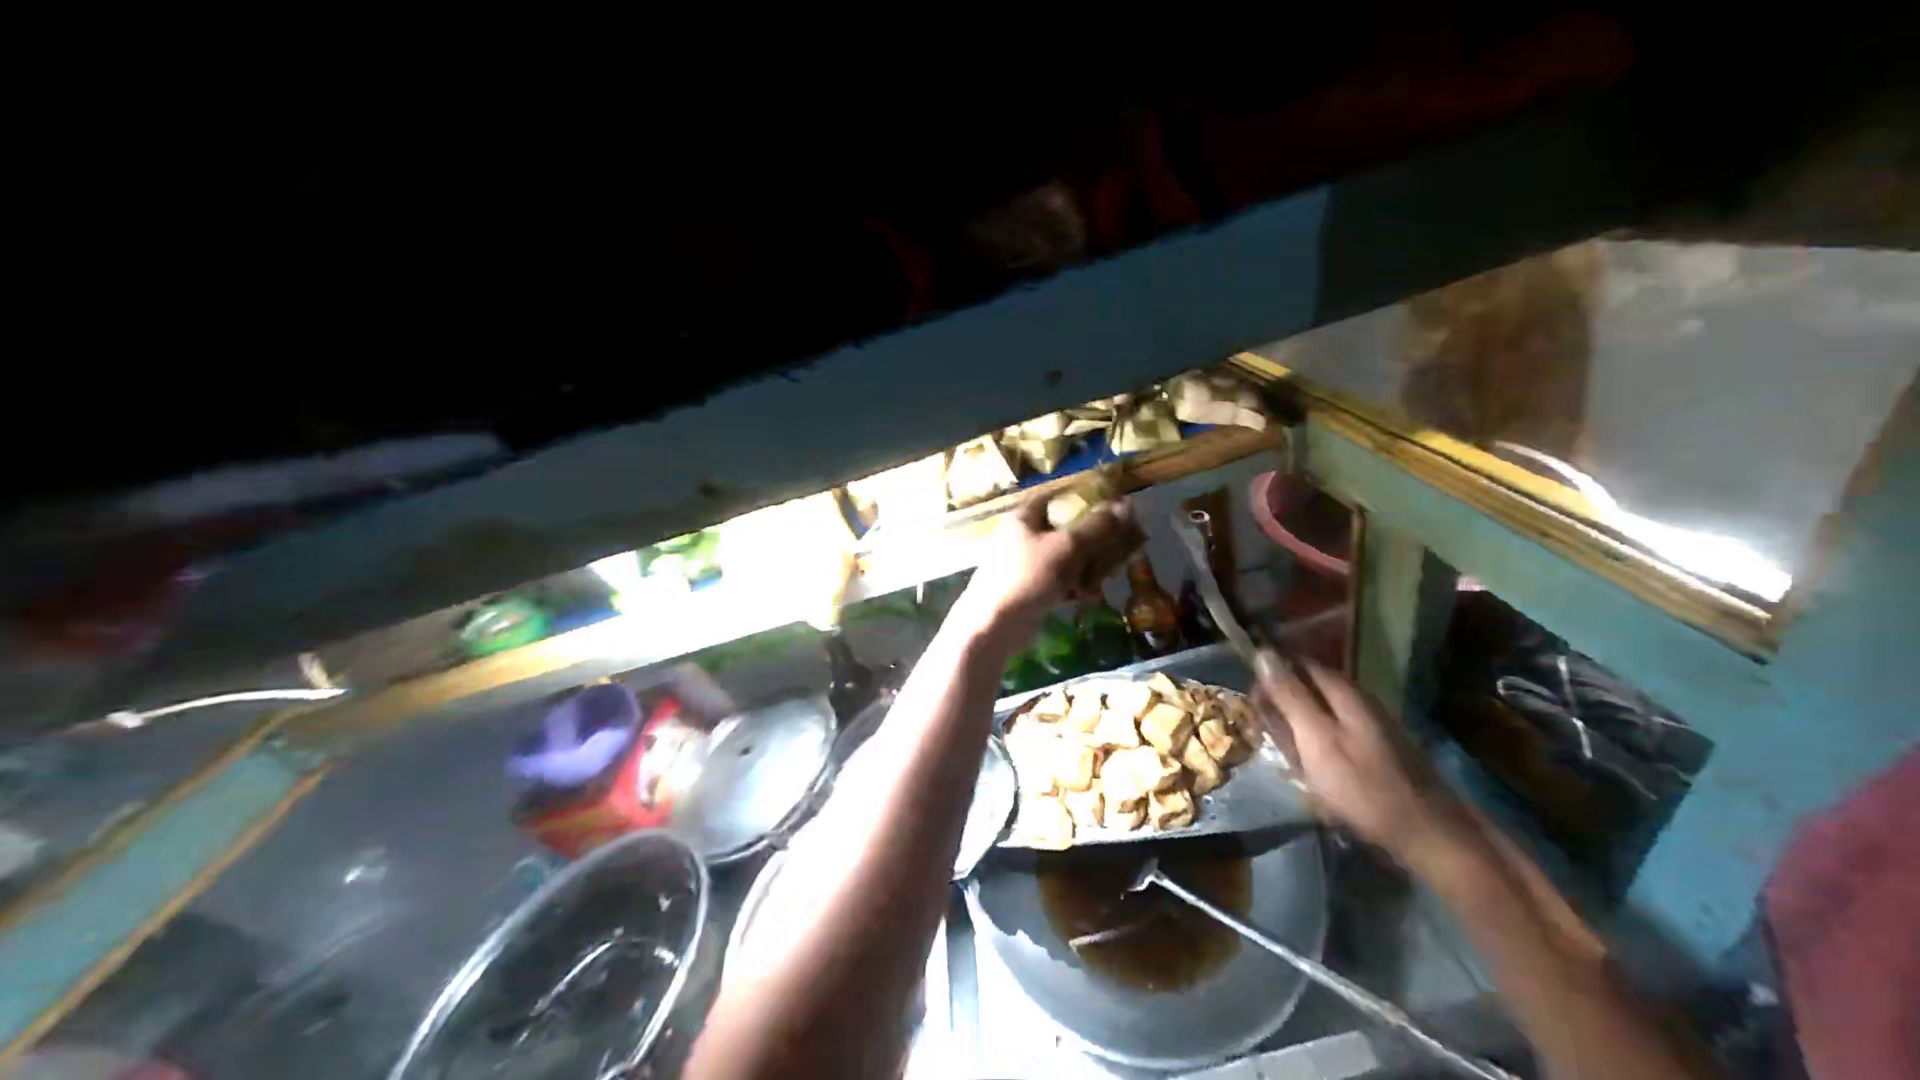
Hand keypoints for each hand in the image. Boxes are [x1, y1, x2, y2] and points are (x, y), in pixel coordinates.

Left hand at [953, 495, 1141, 639]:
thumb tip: (1127, 504)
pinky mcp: (1028, 589)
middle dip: (1094, 542)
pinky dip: (1074, 587)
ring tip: (1102, 581)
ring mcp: (1024, 564)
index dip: (1086, 500)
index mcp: (1024, 516)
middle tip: (1116, 553)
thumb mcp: (1068, 546)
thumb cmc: (1028, 577)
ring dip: (1088, 568)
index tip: (1112, 511)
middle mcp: (1022, 536)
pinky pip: (1058, 580)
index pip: (1058, 497)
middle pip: (1066, 529)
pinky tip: (1087, 598)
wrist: (994, 625)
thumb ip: (1098, 526)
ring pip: (1065, 557)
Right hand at [1251, 653, 1466, 863]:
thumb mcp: (1315, 737)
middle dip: (1283, 706)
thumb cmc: (1362, 786)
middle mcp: (1359, 700)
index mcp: (1344, 692)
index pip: (1298, 664)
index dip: (1271, 677)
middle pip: (1309, 687)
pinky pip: (1334, 735)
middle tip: (1270, 737)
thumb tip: (1263, 652)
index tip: (1254, 702)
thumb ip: (1289, 695)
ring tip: (1290, 758)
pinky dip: (1316, 747)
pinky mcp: (1376, 750)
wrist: (1426, 834)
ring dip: (1298, 730)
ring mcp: (1371, 726)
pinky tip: (1313, 769)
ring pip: (1320, 713)